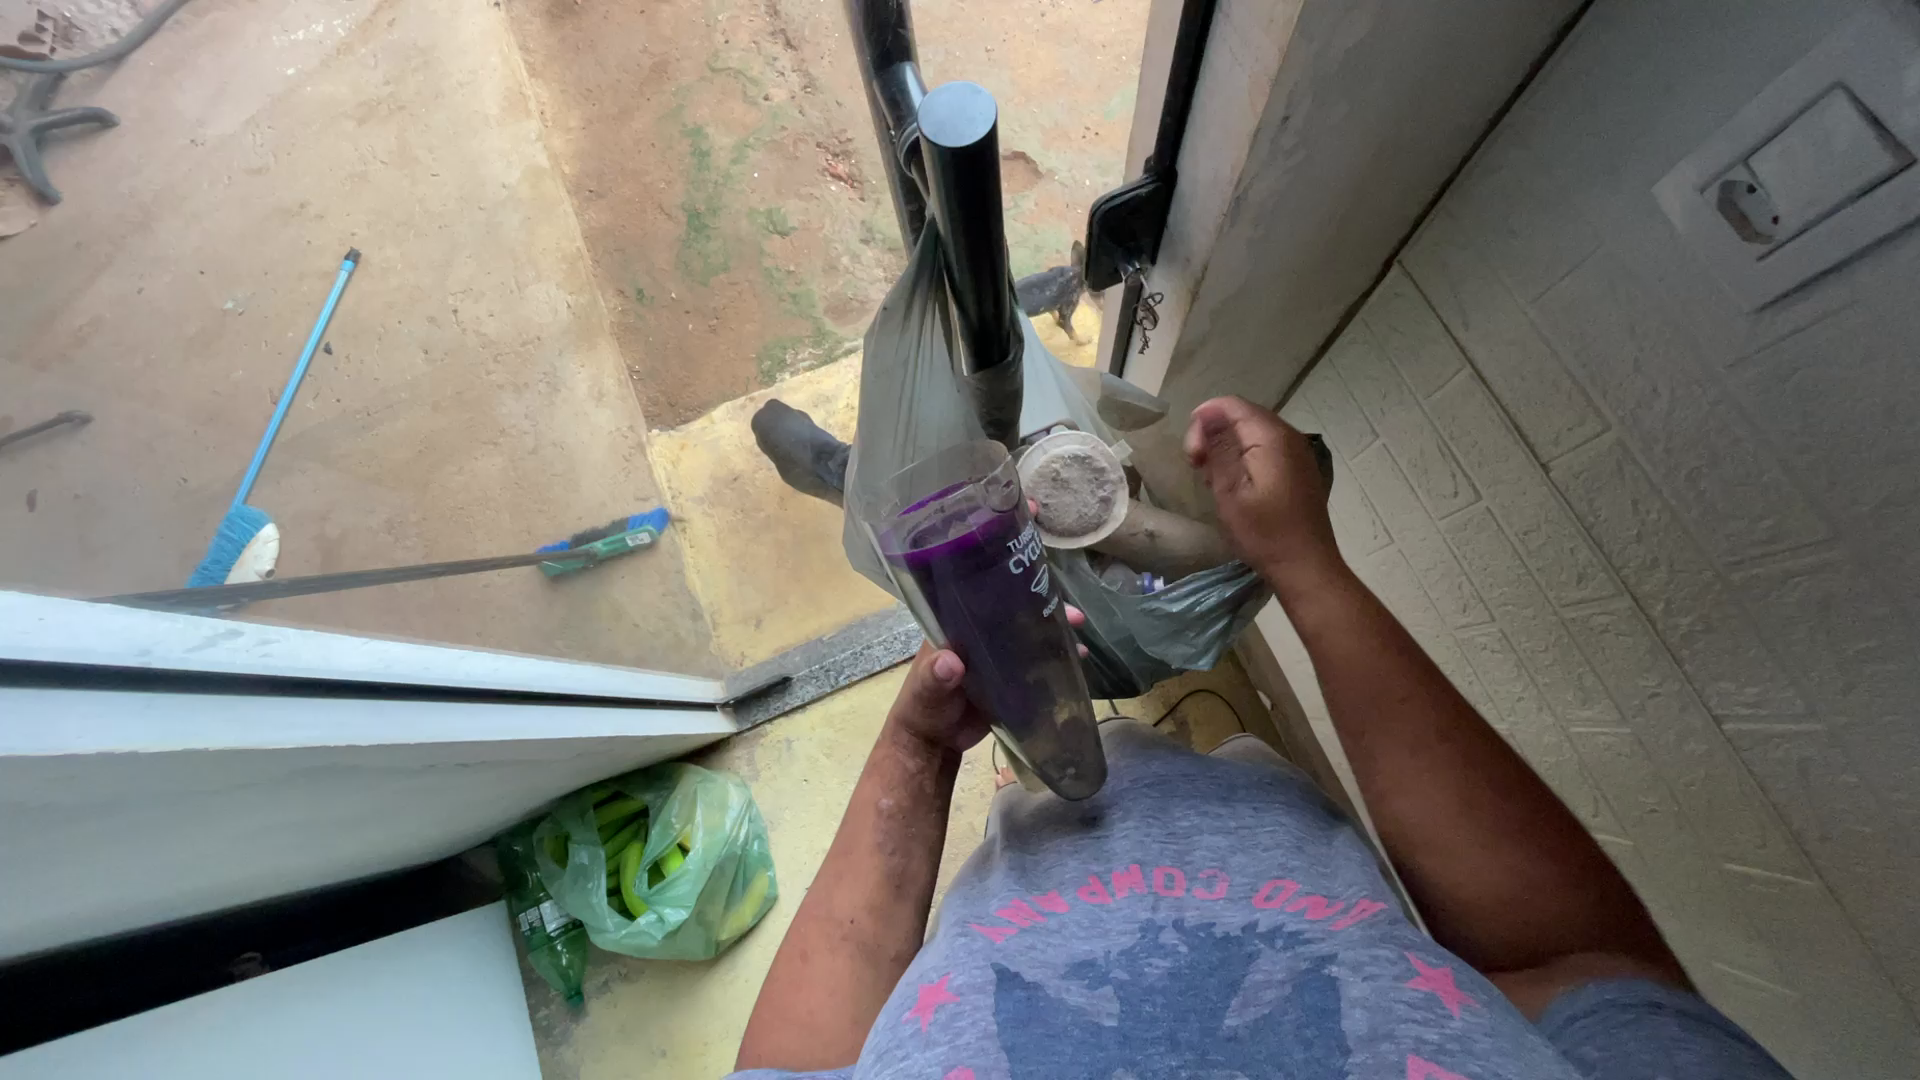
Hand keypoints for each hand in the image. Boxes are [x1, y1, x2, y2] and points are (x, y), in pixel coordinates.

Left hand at [885, 606, 1087, 756]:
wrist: (931, 744)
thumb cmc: (921, 708)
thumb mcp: (925, 691)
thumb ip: (934, 677)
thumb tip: (951, 663)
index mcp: (957, 628)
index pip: (989, 600)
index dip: (1017, 594)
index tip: (1044, 593)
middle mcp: (980, 638)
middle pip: (1018, 618)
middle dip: (1047, 615)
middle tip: (1077, 619)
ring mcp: (996, 660)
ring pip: (1030, 642)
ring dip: (1055, 641)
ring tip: (1082, 646)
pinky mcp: (1009, 684)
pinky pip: (1034, 670)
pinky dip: (1053, 668)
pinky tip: (1076, 668)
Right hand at [1184, 395, 1344, 592]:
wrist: (1305, 566)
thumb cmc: (1264, 533)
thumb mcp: (1230, 491)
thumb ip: (1219, 448)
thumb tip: (1207, 413)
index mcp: (1272, 437)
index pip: (1230, 405)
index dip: (1203, 422)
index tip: (1193, 457)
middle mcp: (1289, 436)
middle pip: (1242, 416)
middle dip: (1213, 435)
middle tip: (1199, 469)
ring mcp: (1297, 452)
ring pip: (1251, 433)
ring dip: (1226, 448)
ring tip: (1214, 480)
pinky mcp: (1298, 468)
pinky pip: (1264, 448)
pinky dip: (1243, 458)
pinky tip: (1236, 486)